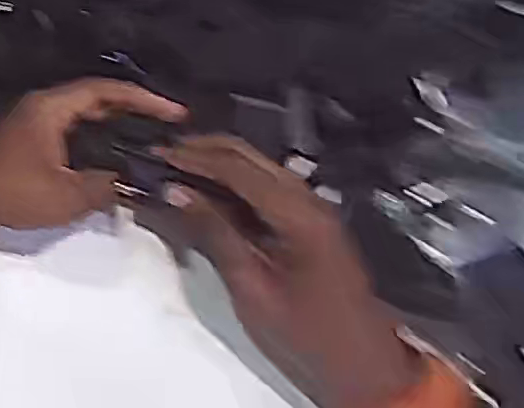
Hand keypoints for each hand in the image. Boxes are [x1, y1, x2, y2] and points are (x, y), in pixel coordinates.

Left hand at [0, 79, 185, 229]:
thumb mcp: (69, 194)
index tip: (175, 111)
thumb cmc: (15, 190)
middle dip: (133, 107)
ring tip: (153, 136)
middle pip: (94, 96)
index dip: (141, 97)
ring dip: (117, 120)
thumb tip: (134, 180)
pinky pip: (74, 124)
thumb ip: (107, 184)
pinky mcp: (33, 134)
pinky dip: (99, 132)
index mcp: (49, 107)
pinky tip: (118, 151)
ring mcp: (36, 118)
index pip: (101, 90)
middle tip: (172, 123)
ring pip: (84, 111)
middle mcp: (42, 105)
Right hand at [164, 135, 422, 407]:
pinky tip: (205, 185)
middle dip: (200, 148)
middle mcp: (310, 202)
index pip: (235, 168)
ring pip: (254, 162)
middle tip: (160, 154)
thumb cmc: (308, 335)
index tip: (154, 154)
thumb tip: (173, 188)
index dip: (191, 157)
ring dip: (214, 158)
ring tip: (176, 166)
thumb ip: (214, 232)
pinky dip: (230, 174)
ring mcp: (313, 210)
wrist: (369, 375)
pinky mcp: (308, 220)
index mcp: (299, 217)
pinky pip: (262, 181)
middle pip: (246, 154)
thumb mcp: (252, 288)